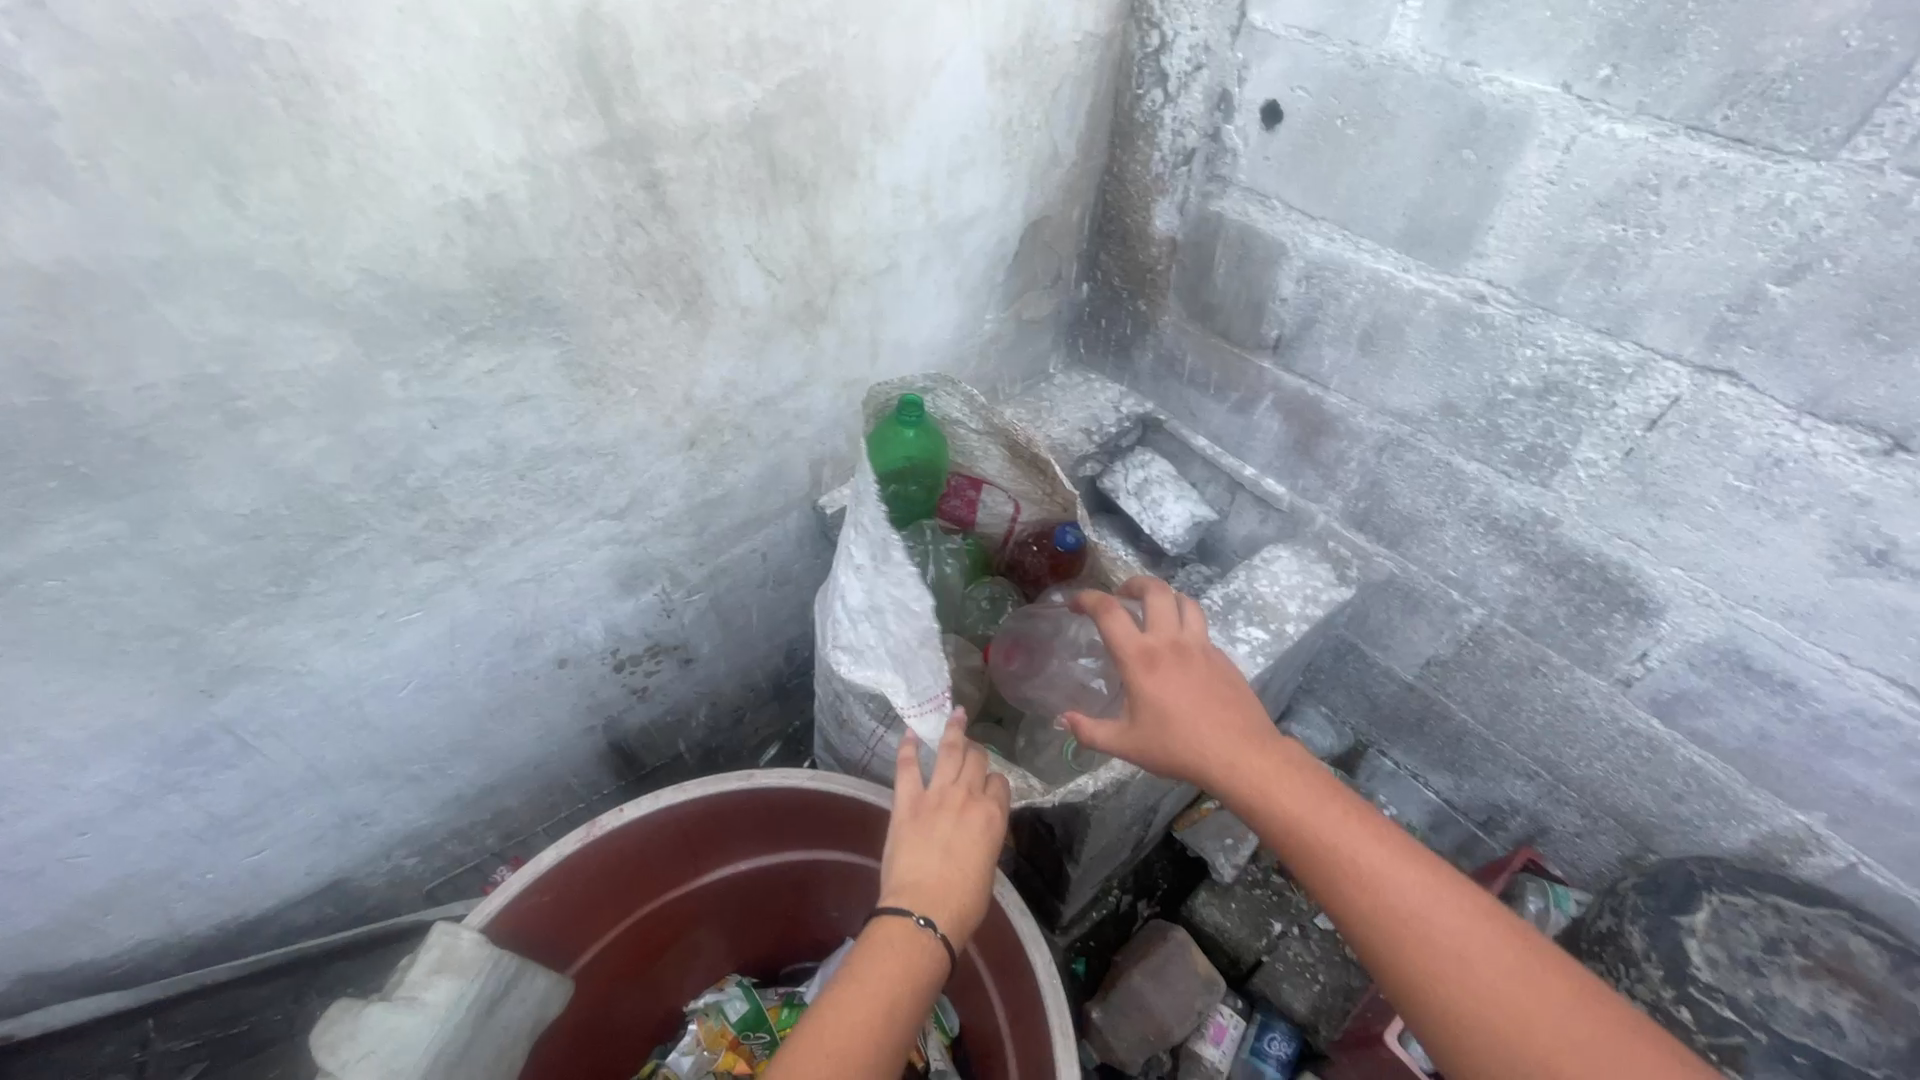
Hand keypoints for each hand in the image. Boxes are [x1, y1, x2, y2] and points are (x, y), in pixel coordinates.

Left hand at [880, 708, 1012, 951]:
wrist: (924, 911)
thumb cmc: (964, 903)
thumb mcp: (988, 868)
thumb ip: (985, 840)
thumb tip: (977, 835)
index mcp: (994, 816)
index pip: (1000, 783)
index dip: (994, 781)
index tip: (988, 784)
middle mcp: (969, 796)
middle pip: (977, 759)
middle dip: (976, 750)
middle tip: (972, 747)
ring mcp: (937, 794)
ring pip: (949, 750)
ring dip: (953, 729)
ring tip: (955, 714)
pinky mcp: (907, 800)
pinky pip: (908, 765)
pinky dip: (908, 746)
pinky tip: (910, 732)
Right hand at [1062, 576, 1280, 792]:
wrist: (1240, 754)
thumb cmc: (1178, 748)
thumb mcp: (1126, 745)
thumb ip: (1090, 732)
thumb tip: (1064, 719)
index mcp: (1140, 658)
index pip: (1108, 611)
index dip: (1087, 598)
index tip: (1076, 603)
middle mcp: (1170, 641)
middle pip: (1154, 590)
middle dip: (1133, 584)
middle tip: (1122, 595)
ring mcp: (1201, 646)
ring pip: (1185, 601)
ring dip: (1166, 597)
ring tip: (1156, 609)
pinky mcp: (1222, 656)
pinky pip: (1202, 627)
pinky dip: (1187, 624)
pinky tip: (1182, 648)